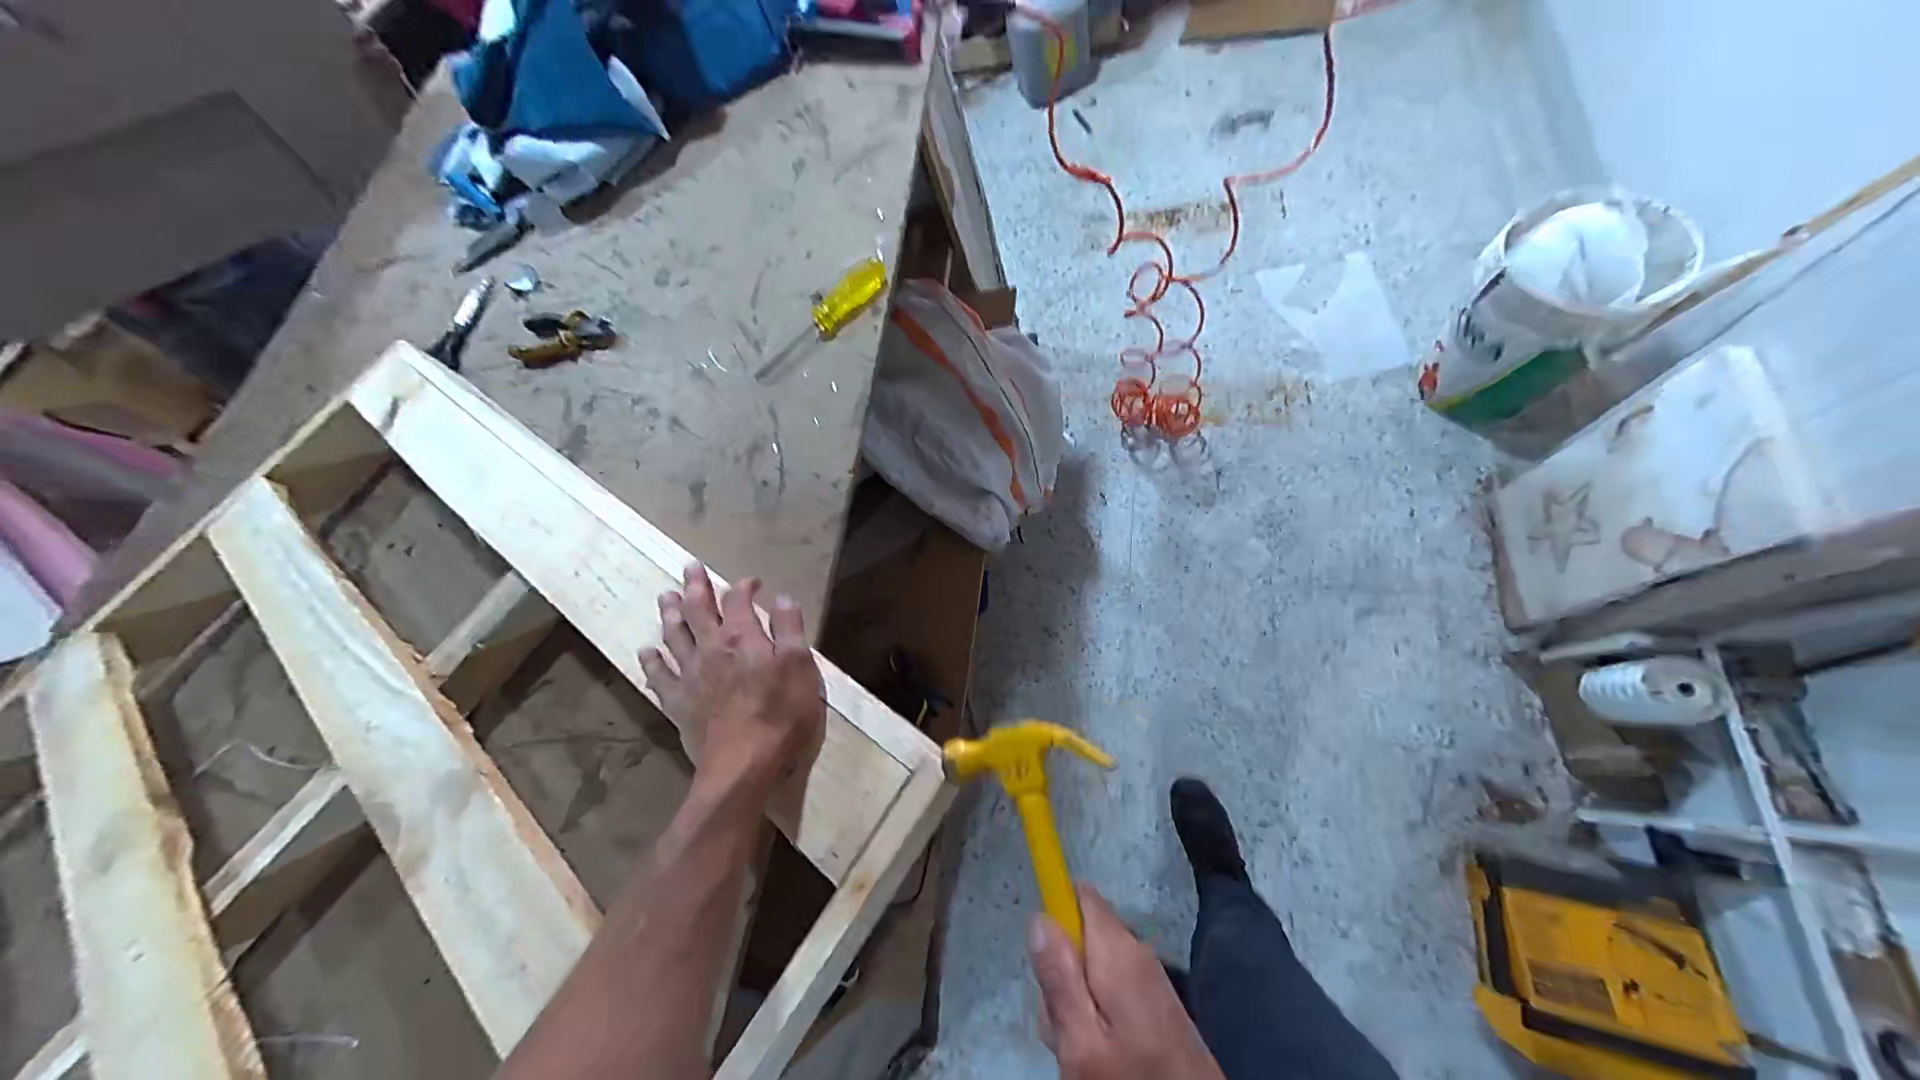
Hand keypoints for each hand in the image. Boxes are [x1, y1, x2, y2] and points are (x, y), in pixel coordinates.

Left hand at [638, 564, 825, 803]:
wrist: (743, 765)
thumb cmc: (781, 714)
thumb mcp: (800, 667)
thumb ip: (790, 629)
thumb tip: (781, 597)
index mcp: (742, 637)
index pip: (738, 599)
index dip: (744, 586)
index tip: (753, 582)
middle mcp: (710, 649)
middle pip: (698, 610)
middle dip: (695, 587)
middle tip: (689, 568)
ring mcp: (689, 676)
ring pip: (674, 636)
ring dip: (670, 614)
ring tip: (665, 597)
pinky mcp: (677, 704)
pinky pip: (658, 677)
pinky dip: (651, 662)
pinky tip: (646, 652)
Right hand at [1029, 886, 1225, 1079]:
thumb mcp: (1082, 1045)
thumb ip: (1058, 980)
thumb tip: (1039, 918)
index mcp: (1118, 950)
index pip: (1078, 894)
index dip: (1053, 916)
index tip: (1045, 963)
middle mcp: (1136, 950)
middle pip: (1079, 933)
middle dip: (1061, 969)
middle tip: (1063, 1024)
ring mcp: (1147, 974)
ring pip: (1090, 964)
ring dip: (1075, 998)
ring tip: (1081, 1047)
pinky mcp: (1152, 998)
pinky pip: (1108, 986)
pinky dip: (1096, 1013)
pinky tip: (1100, 1052)